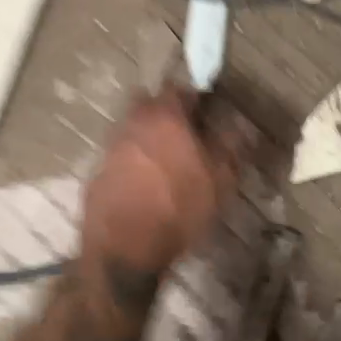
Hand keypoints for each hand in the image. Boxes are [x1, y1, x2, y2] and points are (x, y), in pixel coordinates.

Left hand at [80, 85, 245, 275]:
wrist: (124, 251)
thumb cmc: (178, 208)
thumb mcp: (219, 181)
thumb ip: (232, 146)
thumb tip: (242, 125)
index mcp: (166, 117)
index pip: (178, 88)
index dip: (193, 98)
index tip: (204, 113)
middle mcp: (134, 123)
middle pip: (148, 102)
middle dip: (164, 111)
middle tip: (182, 133)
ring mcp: (111, 148)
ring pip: (131, 128)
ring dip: (146, 137)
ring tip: (164, 163)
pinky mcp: (97, 173)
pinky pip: (119, 157)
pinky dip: (130, 163)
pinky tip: (142, 187)